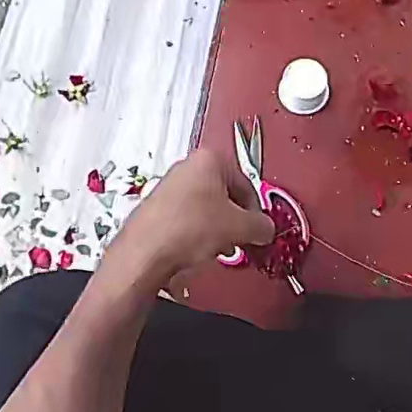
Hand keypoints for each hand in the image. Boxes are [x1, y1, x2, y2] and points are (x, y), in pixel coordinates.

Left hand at [105, 147, 274, 286]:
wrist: (145, 252)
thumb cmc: (191, 228)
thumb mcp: (239, 227)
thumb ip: (261, 226)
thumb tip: (265, 229)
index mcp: (210, 159)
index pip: (246, 185)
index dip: (256, 211)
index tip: (258, 230)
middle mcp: (188, 166)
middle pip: (225, 195)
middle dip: (235, 220)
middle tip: (240, 240)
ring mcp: (170, 185)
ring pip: (207, 207)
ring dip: (219, 228)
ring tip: (219, 248)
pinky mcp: (157, 206)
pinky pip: (188, 217)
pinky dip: (198, 232)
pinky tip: (199, 250)